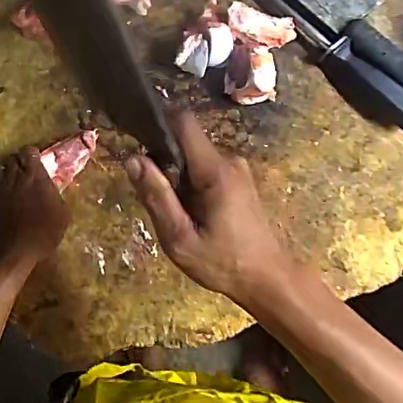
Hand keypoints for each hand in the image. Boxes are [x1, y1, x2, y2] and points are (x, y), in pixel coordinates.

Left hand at [0, 150, 71, 277]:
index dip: (32, 155)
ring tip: (12, 181)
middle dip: (19, 162)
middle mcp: (15, 176)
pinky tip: (2, 193)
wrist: (12, 251)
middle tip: (26, 173)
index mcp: (35, 176)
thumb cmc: (43, 234)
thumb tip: (53, 188)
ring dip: (6, 172)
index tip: (36, 162)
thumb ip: (57, 195)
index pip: (29, 152)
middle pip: (12, 158)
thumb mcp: (62, 215)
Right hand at [124, 110, 297, 308]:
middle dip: (163, 160)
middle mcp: (229, 160)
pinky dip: (190, 183)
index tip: (136, 136)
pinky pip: (205, 169)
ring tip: (173, 210)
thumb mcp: (180, 238)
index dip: (157, 121)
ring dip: (177, 176)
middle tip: (153, 194)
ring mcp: (237, 169)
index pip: (183, 122)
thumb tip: (132, 159)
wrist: (270, 281)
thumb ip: (156, 197)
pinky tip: (190, 213)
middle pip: (185, 141)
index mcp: (215, 170)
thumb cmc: (224, 263)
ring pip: (193, 157)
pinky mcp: (239, 180)